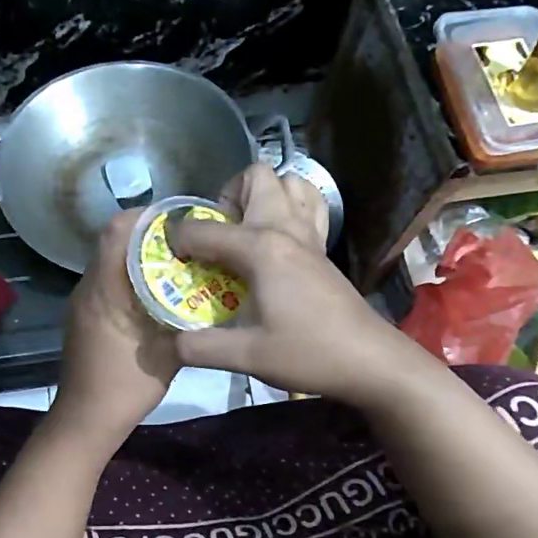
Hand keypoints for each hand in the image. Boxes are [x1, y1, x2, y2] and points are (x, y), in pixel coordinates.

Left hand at [51, 208, 178, 441]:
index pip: (117, 232)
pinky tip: (157, 294)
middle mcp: (89, 288)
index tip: (179, 223)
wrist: (86, 419)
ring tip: (177, 265)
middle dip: (149, 235)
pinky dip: (132, 277)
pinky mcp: (86, 316)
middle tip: (186, 244)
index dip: (146, 218)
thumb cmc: (126, 387)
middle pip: (113, 241)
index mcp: (105, 291)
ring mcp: (83, 302)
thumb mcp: (167, 354)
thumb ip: (184, 320)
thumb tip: (209, 294)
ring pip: (111, 261)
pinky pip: (109, 281)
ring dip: (140, 256)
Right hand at [168, 164, 431, 406]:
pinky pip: (308, 207)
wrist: (368, 359)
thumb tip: (171, 342)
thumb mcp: (248, 357)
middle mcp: (285, 229)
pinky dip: (289, 209)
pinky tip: (276, 244)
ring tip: (246, 234)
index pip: (205, 229)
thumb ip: (201, 348)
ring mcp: (310, 236)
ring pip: (289, 183)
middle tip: (217, 238)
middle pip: (256, 177)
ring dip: (263, 197)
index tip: (169, 259)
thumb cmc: (309, 354)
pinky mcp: (324, 250)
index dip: (178, 240)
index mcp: (261, 248)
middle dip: (227, 197)